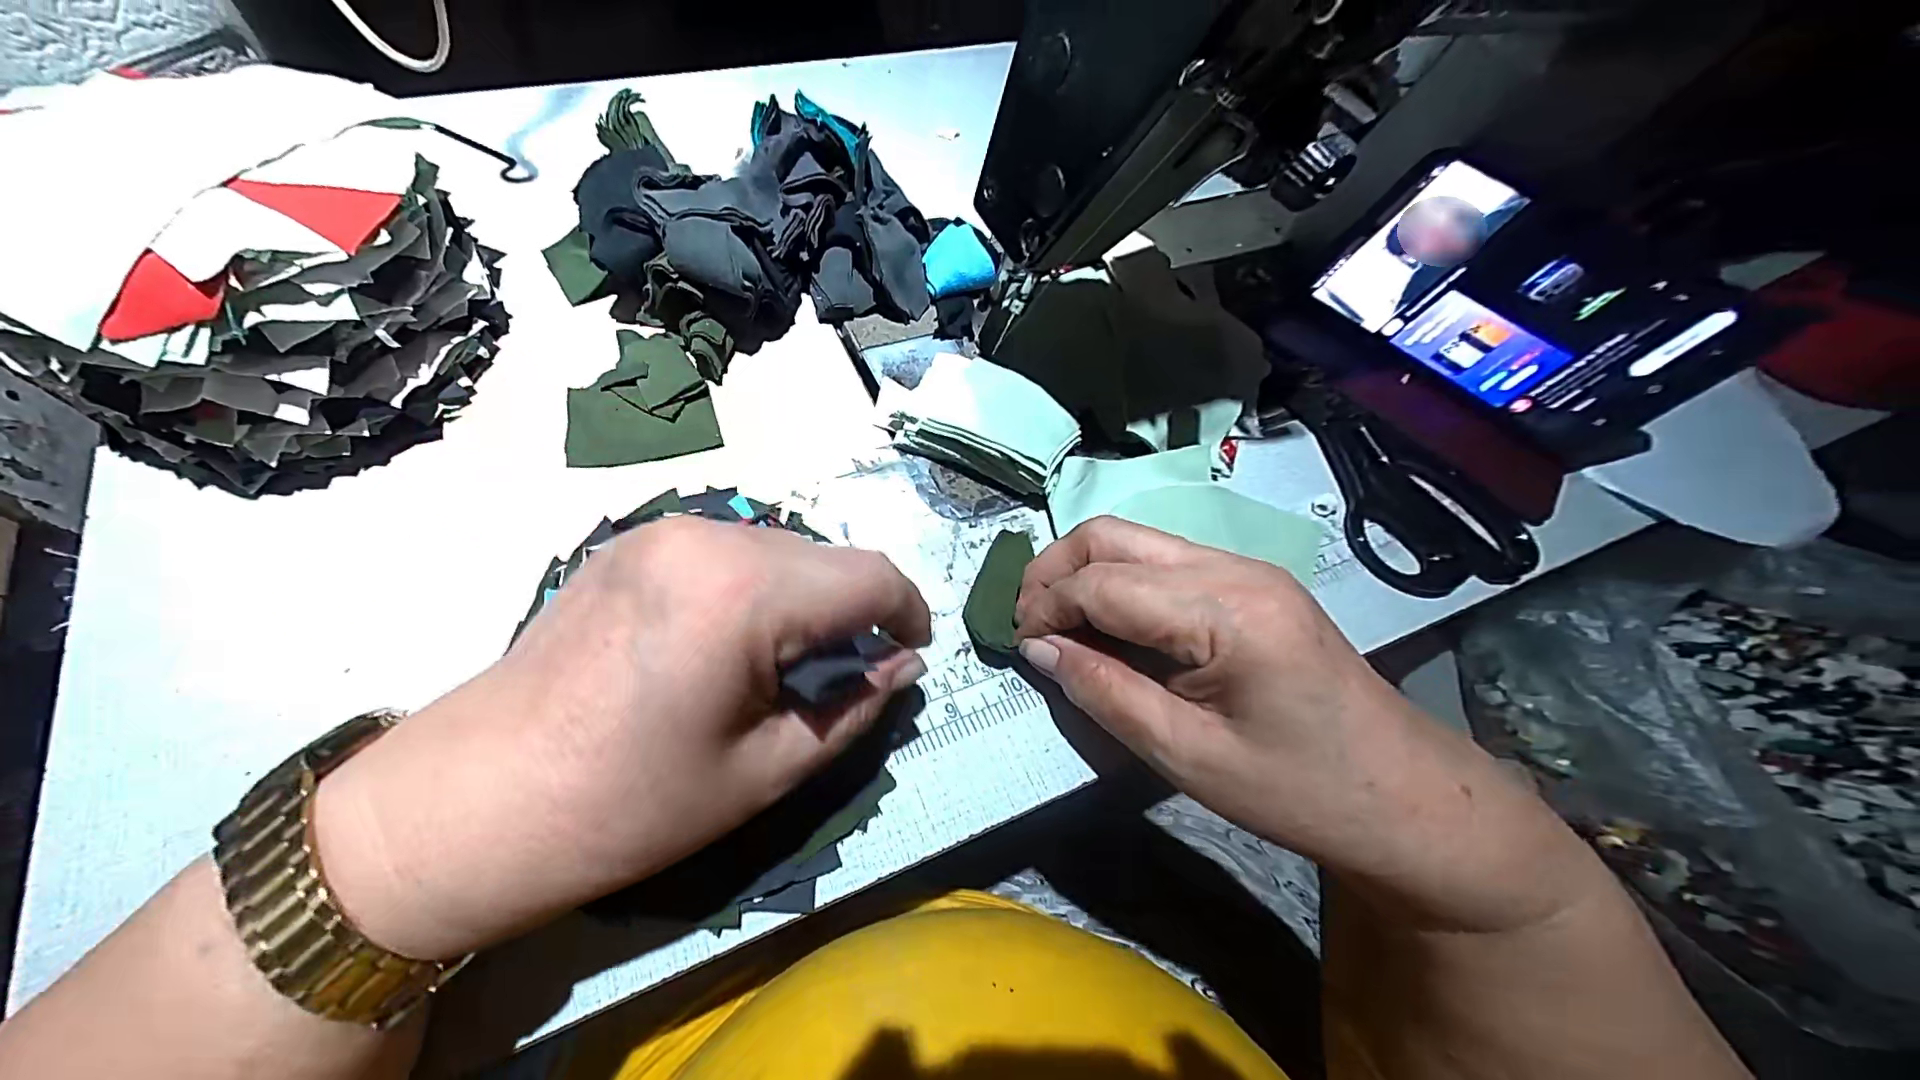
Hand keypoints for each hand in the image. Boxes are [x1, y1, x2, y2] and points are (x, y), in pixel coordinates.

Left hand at [312, 517, 930, 959]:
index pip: (868, 576)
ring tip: (798, 655)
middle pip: (826, 556)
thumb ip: (853, 705)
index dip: (909, 610)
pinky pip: (732, 549)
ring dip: (810, 594)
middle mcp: (707, 538)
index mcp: (744, 593)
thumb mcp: (767, 769)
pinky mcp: (634, 543)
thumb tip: (902, 664)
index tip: (914, 649)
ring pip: (782, 547)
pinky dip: (763, 584)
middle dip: (859, 606)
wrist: (472, 801)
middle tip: (857, 665)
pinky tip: (742, 636)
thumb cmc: (629, 804)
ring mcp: (663, 532)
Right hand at [1013, 517, 1598, 932]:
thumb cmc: (1298, 790)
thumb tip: (1037, 649)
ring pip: (1135, 541)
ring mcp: (1247, 568)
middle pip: (1114, 536)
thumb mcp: (1186, 755)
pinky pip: (1163, 562)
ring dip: (1083, 572)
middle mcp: (1234, 567)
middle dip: (1054, 570)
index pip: (1103, 582)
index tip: (1016, 644)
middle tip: (1025, 622)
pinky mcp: (1251, 583)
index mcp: (1226, 609)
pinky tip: (1105, 623)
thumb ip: (1103, 691)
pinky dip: (1118, 583)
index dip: (1046, 607)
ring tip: (1055, 623)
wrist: (1409, 797)